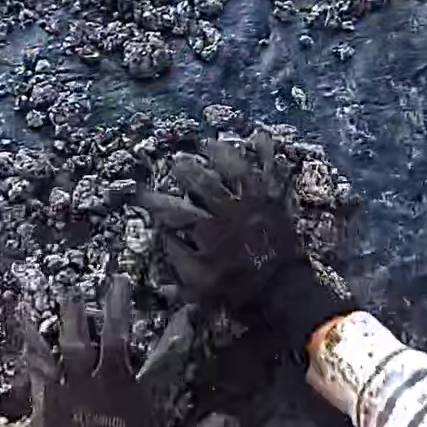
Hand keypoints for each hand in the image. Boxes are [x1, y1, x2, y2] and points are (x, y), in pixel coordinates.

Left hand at [0, 276, 237, 426]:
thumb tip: (228, 423)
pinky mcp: (47, 398)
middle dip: (116, 307)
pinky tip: (22, 320)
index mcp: (137, 397)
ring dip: (73, 315)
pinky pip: (37, 362)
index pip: (164, 357)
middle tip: (118, 280)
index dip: (176, 333)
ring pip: (73, 342)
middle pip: (112, 336)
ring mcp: (73, 387)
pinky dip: (31, 340)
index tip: (186, 311)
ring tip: (70, 291)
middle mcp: (105, 383)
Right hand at [137, 127, 356, 351]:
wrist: (286, 291)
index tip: (139, 194)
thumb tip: (161, 233)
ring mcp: (254, 200)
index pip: (173, 209)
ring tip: (208, 143)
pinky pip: (272, 169)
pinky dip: (266, 151)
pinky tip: (260, 135)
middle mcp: (229, 209)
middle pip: (202, 180)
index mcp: (208, 230)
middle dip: (185, 168)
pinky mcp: (275, 198)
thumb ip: (177, 257)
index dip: (153, 200)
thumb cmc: (239, 289)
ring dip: (219, 152)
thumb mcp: (200, 284)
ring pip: (234, 167)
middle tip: (175, 161)